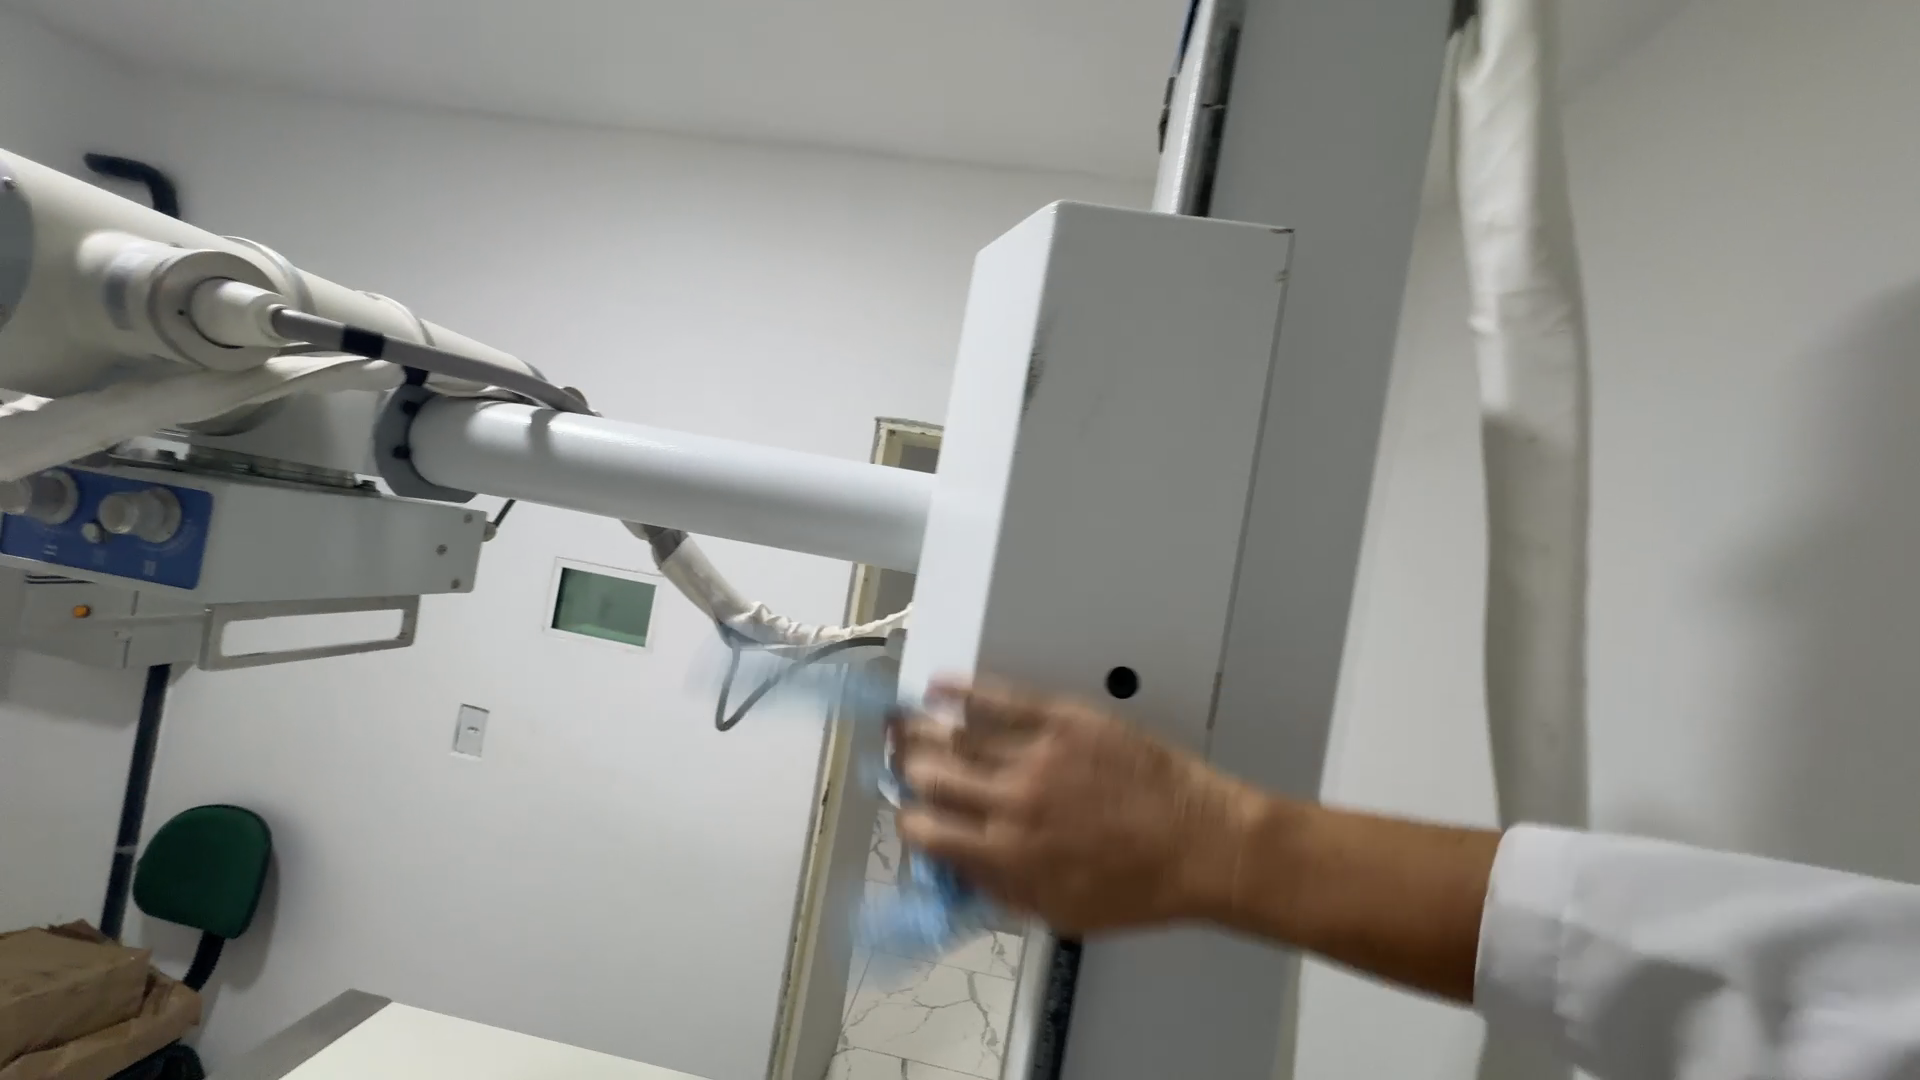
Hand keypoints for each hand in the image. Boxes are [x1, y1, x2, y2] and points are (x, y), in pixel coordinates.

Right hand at [891, 677, 1262, 935]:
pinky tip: (940, 687)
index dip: (909, 819)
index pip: (928, 831)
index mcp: (1006, 856)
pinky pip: (999, 700)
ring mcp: (1034, 757)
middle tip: (900, 757)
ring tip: (901, 719)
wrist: (1203, 844)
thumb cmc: (1138, 888)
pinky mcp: (1062, 721)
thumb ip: (1000, 891)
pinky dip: (962, 691)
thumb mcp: (1060, 912)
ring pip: (957, 735)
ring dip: (920, 727)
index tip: (910, 811)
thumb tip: (956, 868)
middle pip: (932, 774)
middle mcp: (1010, 803)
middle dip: (907, 766)